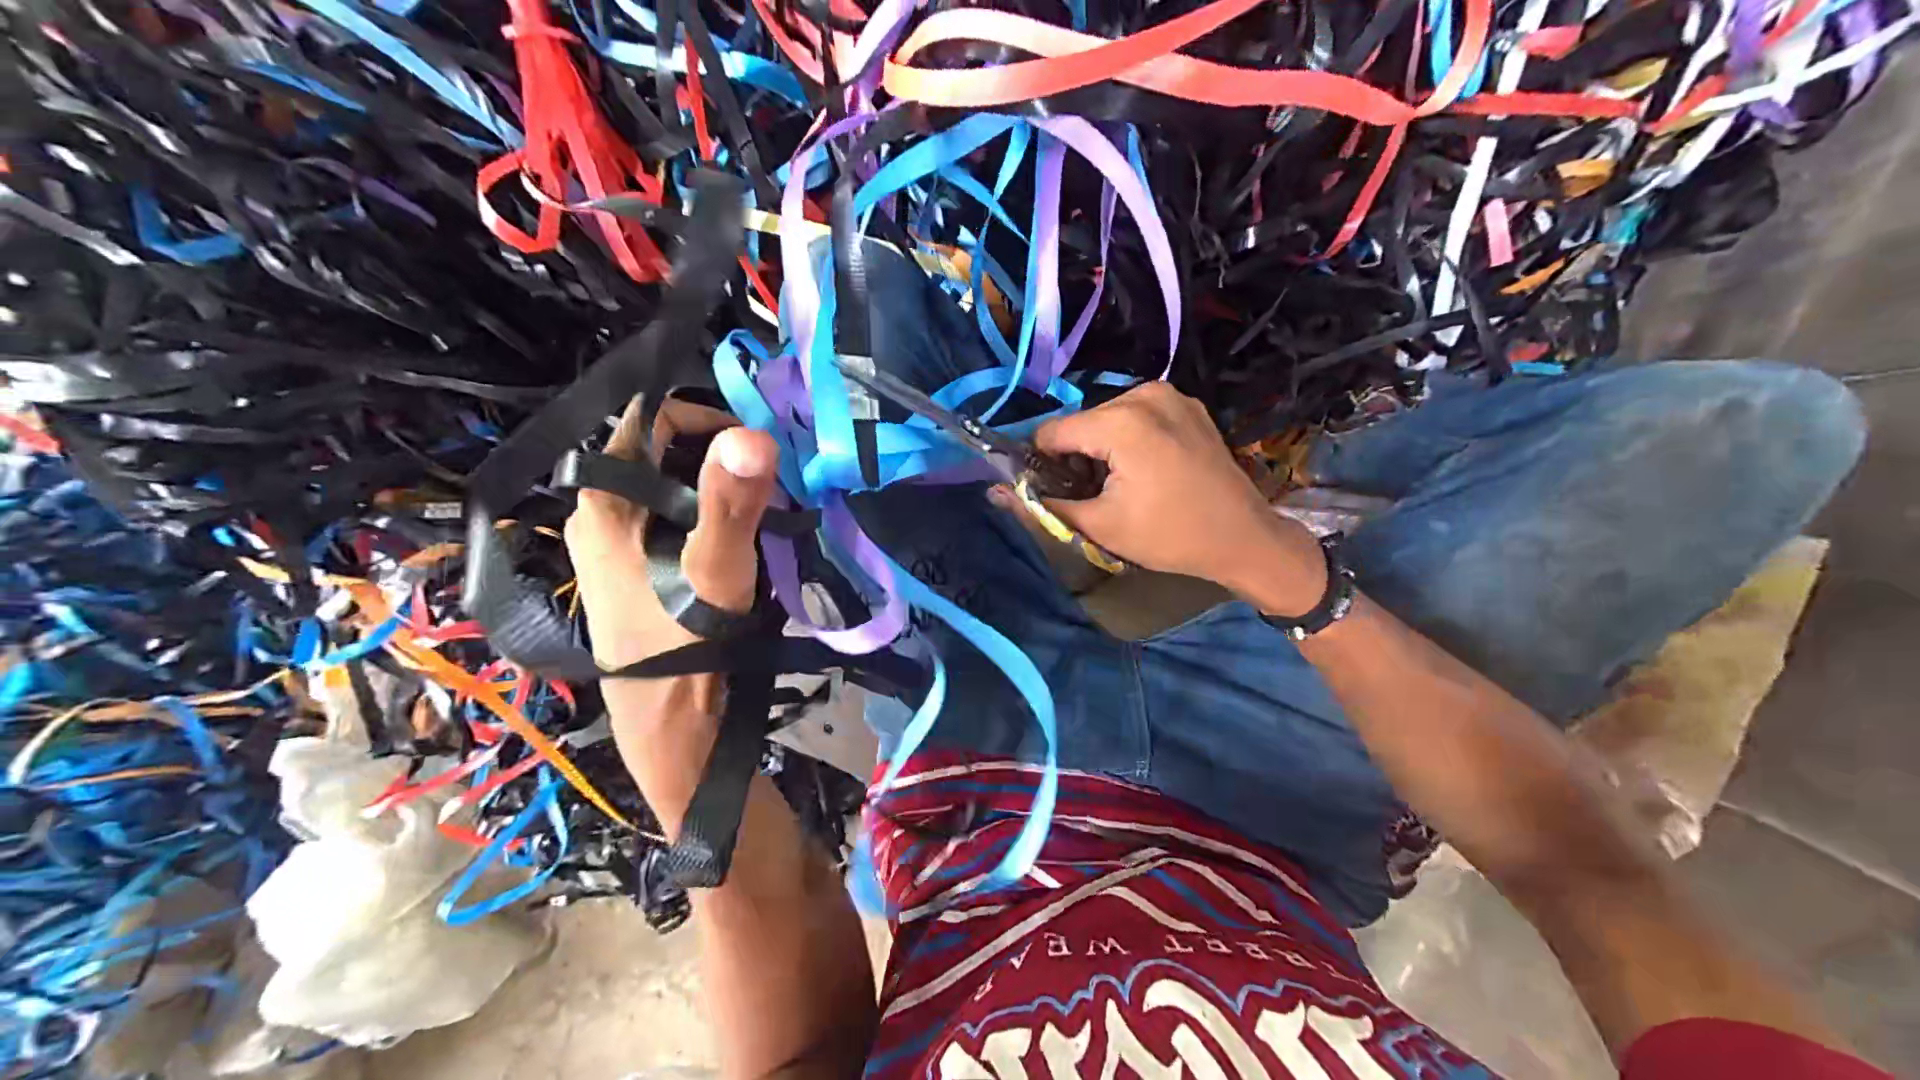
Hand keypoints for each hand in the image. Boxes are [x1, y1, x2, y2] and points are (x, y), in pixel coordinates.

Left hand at [563, 398, 779, 670]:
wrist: (668, 717)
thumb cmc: (686, 638)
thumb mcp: (716, 568)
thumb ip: (733, 501)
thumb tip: (753, 434)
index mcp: (605, 498)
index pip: (651, 417)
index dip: (707, 418)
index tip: (755, 449)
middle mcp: (596, 510)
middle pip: (659, 450)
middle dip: (716, 456)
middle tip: (763, 483)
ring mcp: (608, 539)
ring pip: (664, 483)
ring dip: (712, 486)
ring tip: (756, 510)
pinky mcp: (625, 564)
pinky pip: (664, 515)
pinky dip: (701, 513)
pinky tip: (732, 539)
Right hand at [1033, 383, 1326, 612]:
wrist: (1244, 538)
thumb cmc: (1170, 536)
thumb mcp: (1100, 526)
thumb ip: (1043, 506)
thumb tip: (995, 493)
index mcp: (1122, 420)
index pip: (1052, 432)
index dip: (1043, 466)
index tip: (1056, 495)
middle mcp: (1144, 394)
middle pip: (1080, 425)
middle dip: (1076, 459)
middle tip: (1096, 498)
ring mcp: (1170, 395)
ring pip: (1105, 420)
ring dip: (1100, 451)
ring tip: (1123, 487)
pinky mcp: (1186, 404)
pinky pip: (1135, 416)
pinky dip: (1128, 441)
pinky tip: (1146, 472)